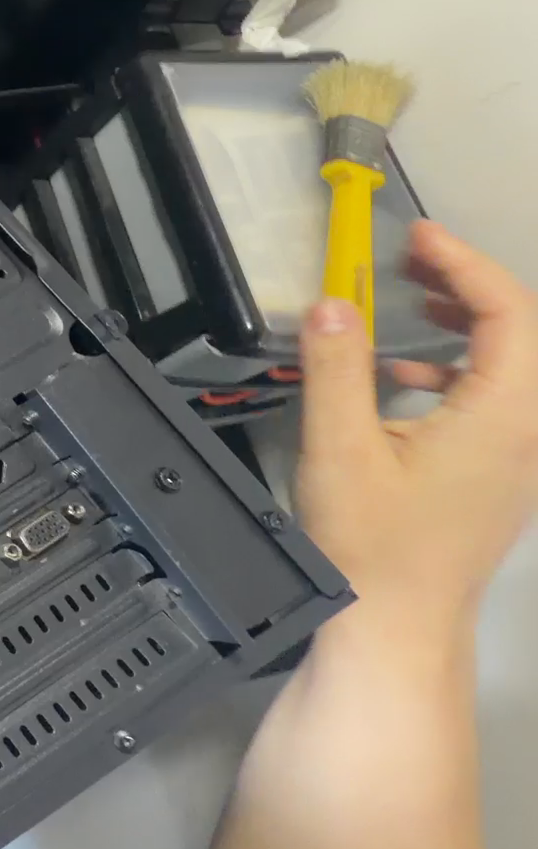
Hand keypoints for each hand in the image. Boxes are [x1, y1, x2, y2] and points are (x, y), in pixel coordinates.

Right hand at [298, 221, 537, 626]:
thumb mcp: (340, 446)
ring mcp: (524, 451)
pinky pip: (499, 397)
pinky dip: (457, 367)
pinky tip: (400, 377)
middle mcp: (534, 427)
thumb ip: (337, 371)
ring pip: (517, 365)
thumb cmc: (371, 534)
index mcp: (508, 414)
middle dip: (470, 285)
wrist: (398, 611)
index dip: (466, 266)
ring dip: (468, 323)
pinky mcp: (502, 468)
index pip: (511, 315)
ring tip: (409, 302)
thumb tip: (330, 304)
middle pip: (527, 334)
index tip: (416, 237)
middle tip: (408, 259)